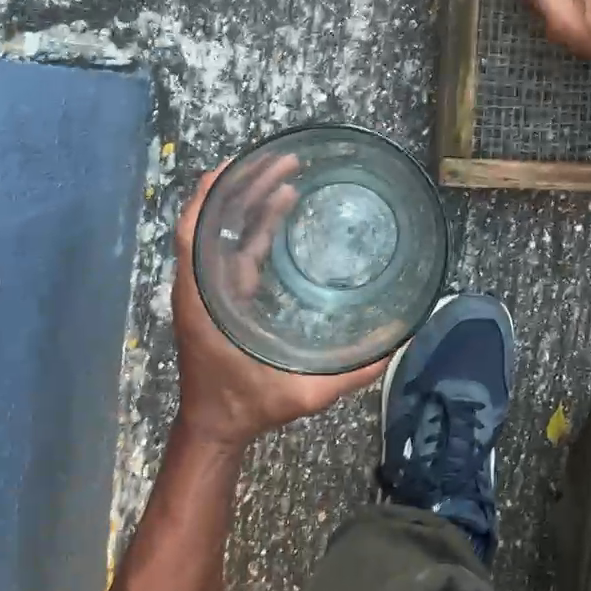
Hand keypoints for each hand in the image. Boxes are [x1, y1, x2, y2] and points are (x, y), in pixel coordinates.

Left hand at [169, 162, 383, 449]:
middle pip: (215, 222)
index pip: (194, 235)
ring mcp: (209, 289)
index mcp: (206, 301)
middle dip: (246, 186)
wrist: (214, 429)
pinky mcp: (220, 294)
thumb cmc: (249, 407)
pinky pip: (233, 248)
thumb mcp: (302, 394)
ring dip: (252, 201)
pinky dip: (253, 223)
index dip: (210, 196)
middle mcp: (202, 286)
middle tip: (285, 161)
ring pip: (225, 232)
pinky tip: (279, 207)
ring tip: (288, 175)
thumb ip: (349, 373)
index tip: (235, 165)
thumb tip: (395, 344)